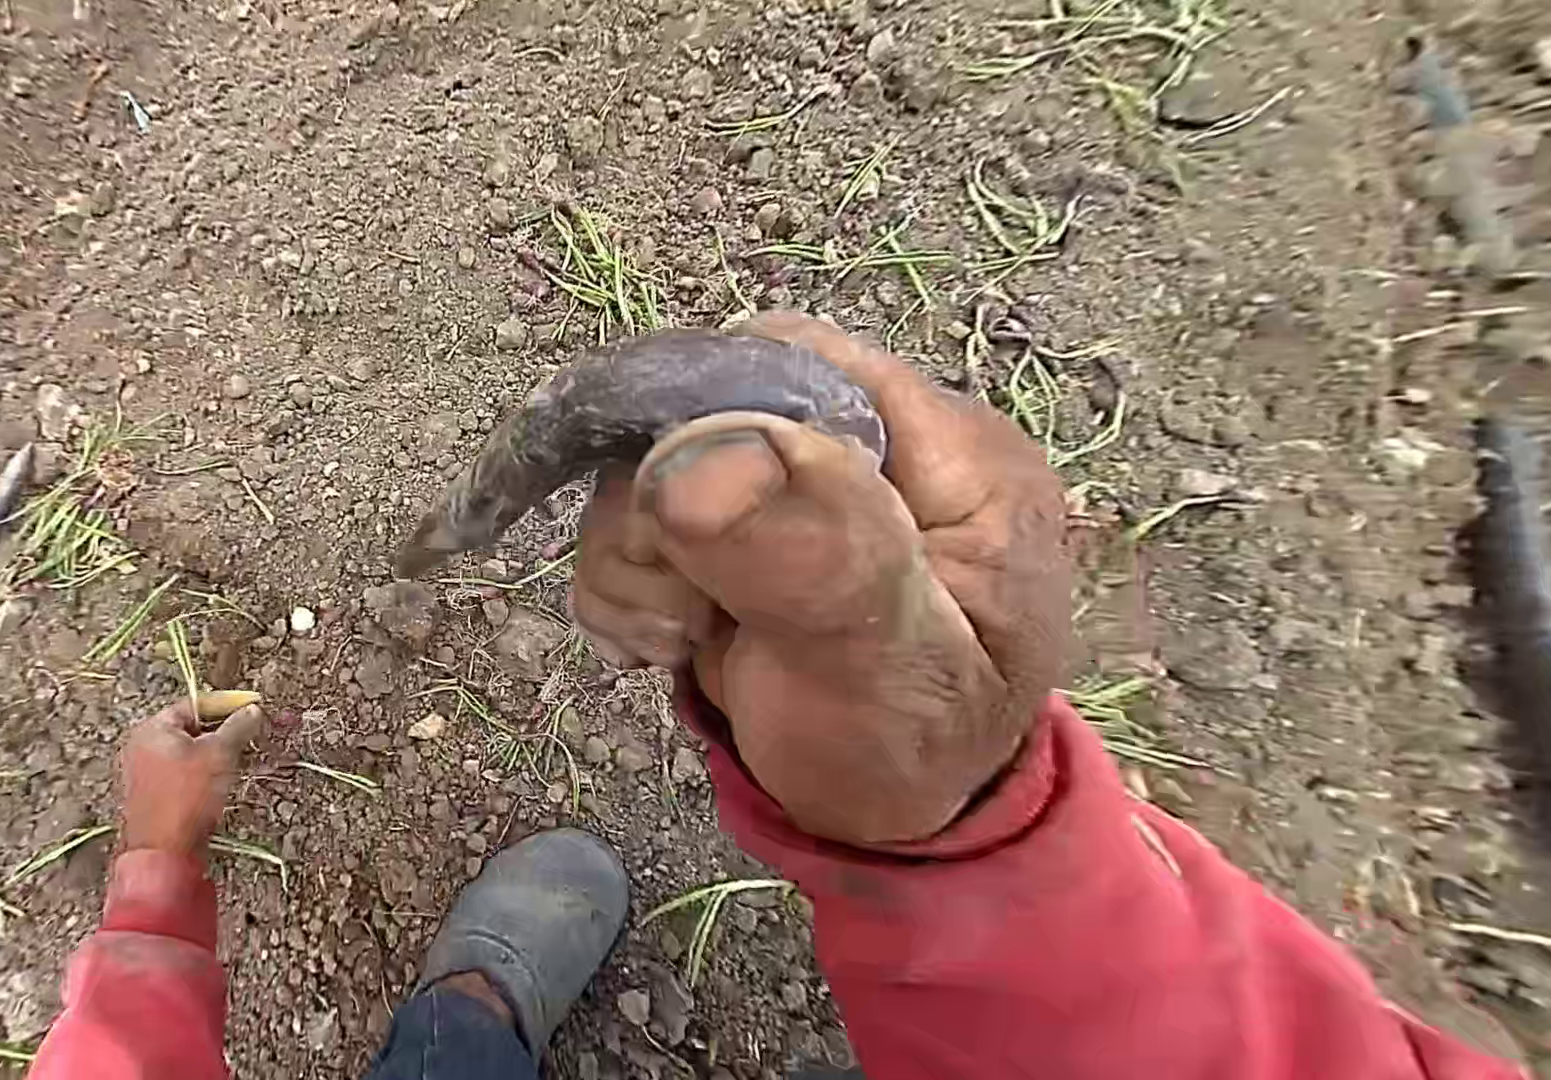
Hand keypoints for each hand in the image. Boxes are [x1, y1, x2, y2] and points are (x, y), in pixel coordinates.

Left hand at [120, 701, 264, 856]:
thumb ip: (238, 725)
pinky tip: (229, 771)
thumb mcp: (221, 752)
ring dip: (220, 747)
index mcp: (152, 729)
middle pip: (194, 725)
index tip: (255, 705)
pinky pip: (187, 767)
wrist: (164, 852)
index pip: (196, 703)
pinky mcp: (156, 792)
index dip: (229, 702)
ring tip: (245, 750)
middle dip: (226, 726)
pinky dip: (209, 765)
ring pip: (192, 747)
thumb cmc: (188, 795)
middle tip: (252, 728)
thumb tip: (252, 710)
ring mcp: (147, 771)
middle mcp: (144, 746)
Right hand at [570, 312, 1069, 845]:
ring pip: (639, 475)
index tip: (692, 531)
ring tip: (682, 635)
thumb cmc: (903, 748)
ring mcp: (774, 491)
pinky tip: (663, 640)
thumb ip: (817, 560)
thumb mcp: (888, 669)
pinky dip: (619, 589)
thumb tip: (699, 453)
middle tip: (692, 609)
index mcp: (938, 450)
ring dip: (633, 566)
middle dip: (663, 522)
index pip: (795, 363)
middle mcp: (849, 449)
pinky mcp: (718, 534)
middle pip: (693, 416)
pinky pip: (622, 527)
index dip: (715, 424)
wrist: (869, 808)